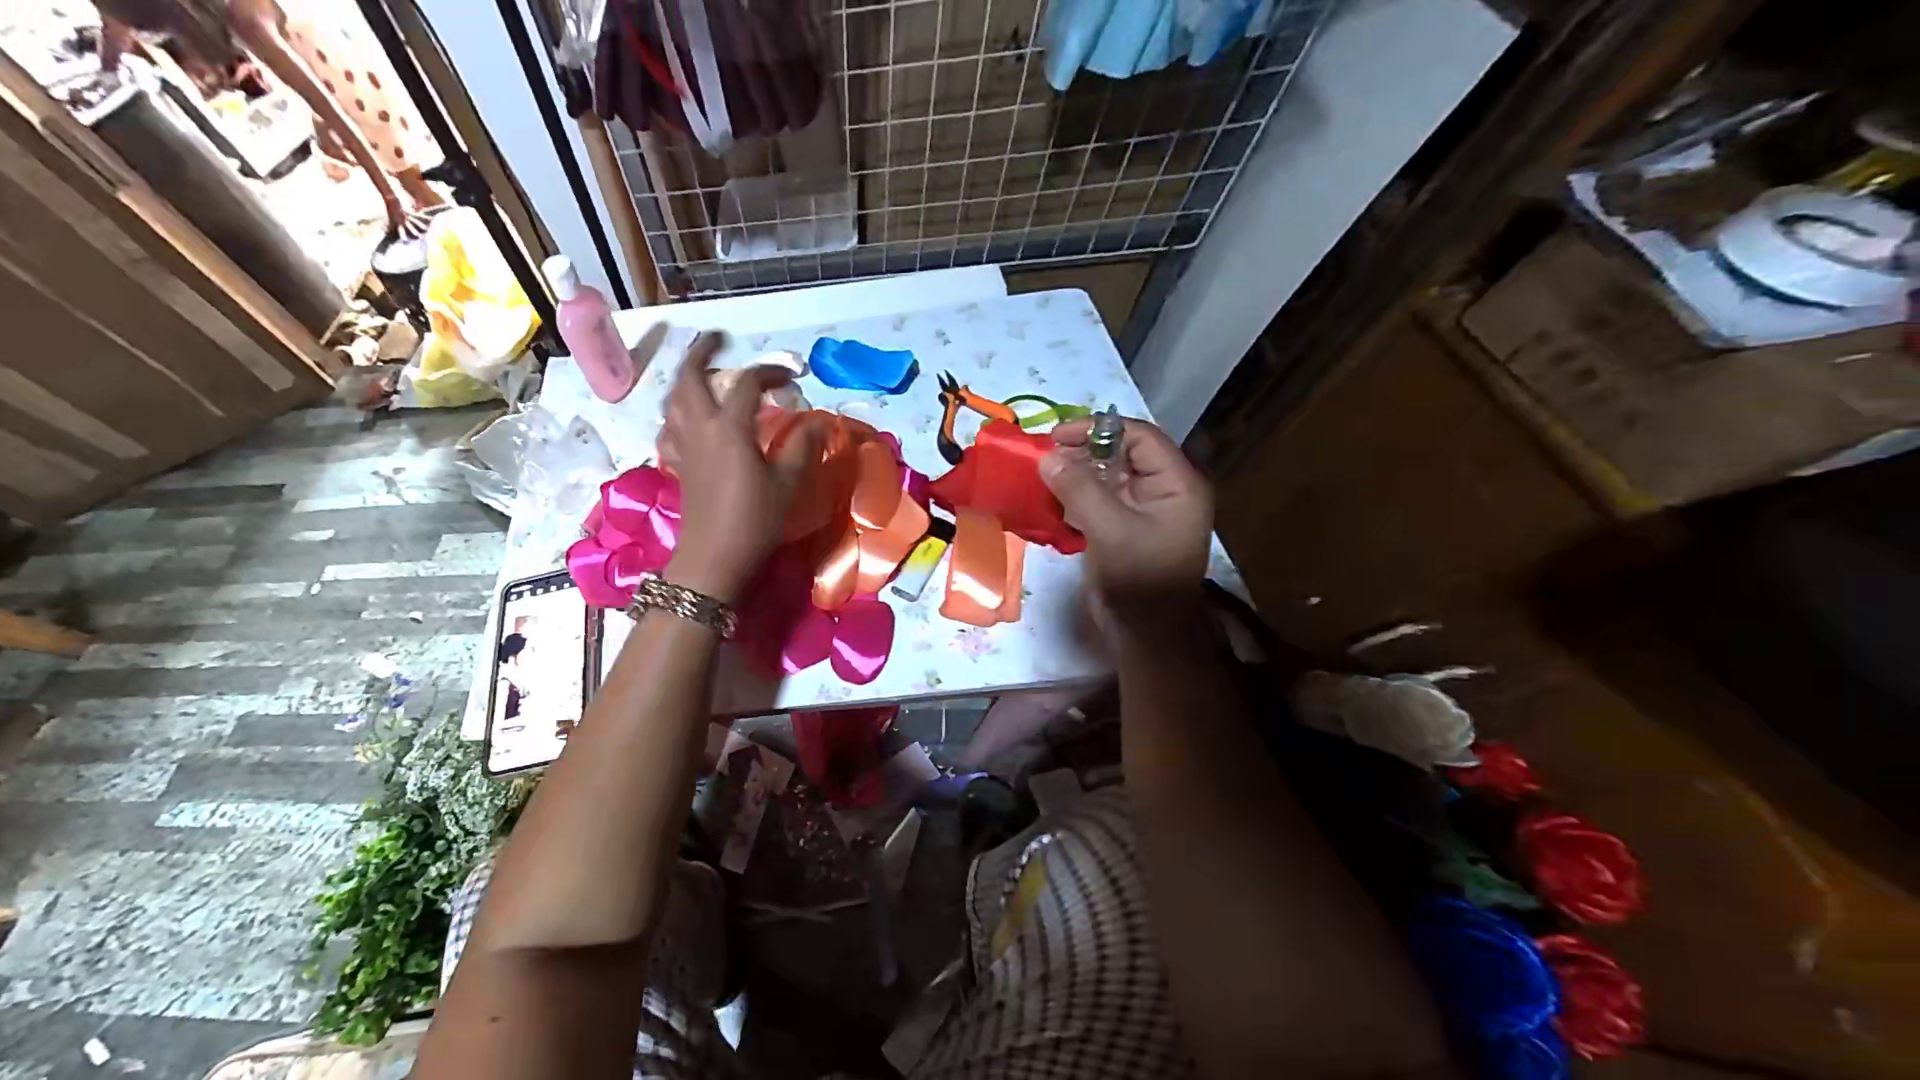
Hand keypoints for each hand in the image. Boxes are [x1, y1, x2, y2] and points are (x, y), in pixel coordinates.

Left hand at [658, 333, 821, 602]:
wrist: (714, 558)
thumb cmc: (755, 520)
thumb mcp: (788, 483)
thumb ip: (803, 446)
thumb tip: (818, 422)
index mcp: (729, 429)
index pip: (747, 384)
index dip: (770, 372)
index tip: (791, 376)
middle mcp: (700, 428)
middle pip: (689, 378)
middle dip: (701, 352)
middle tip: (716, 338)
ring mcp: (684, 446)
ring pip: (673, 400)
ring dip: (684, 379)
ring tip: (700, 372)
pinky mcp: (679, 464)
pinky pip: (669, 428)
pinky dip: (676, 414)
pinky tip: (686, 419)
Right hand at [1039, 416, 1212, 620]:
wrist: (1146, 634)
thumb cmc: (1139, 579)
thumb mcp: (1110, 529)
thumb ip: (1079, 489)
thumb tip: (1048, 457)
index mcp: (1177, 483)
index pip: (1138, 436)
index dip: (1097, 430)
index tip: (1057, 438)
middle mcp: (1164, 490)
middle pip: (1122, 453)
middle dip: (1083, 452)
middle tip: (1044, 456)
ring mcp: (1144, 510)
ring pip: (1107, 476)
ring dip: (1075, 474)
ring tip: (1041, 476)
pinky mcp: (1124, 528)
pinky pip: (1099, 500)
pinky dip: (1075, 497)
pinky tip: (1050, 501)